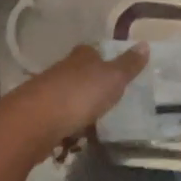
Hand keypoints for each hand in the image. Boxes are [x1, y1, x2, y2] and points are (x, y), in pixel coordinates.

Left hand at [0, 44, 148, 156]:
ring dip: (75, 106)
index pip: (92, 52)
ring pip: (65, 96)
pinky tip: (73, 136)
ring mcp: (45, 93)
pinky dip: (65, 125)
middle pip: (77, 73)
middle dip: (89, 84)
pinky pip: (56, 118)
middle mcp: (61, 70)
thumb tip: (145, 44)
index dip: (102, 58)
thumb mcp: (112, 79)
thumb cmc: (79, 95)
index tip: (113, 69)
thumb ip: (128, 65)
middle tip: (107, 98)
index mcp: (80, 58)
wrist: (34, 122)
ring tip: (93, 122)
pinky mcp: (35, 116)